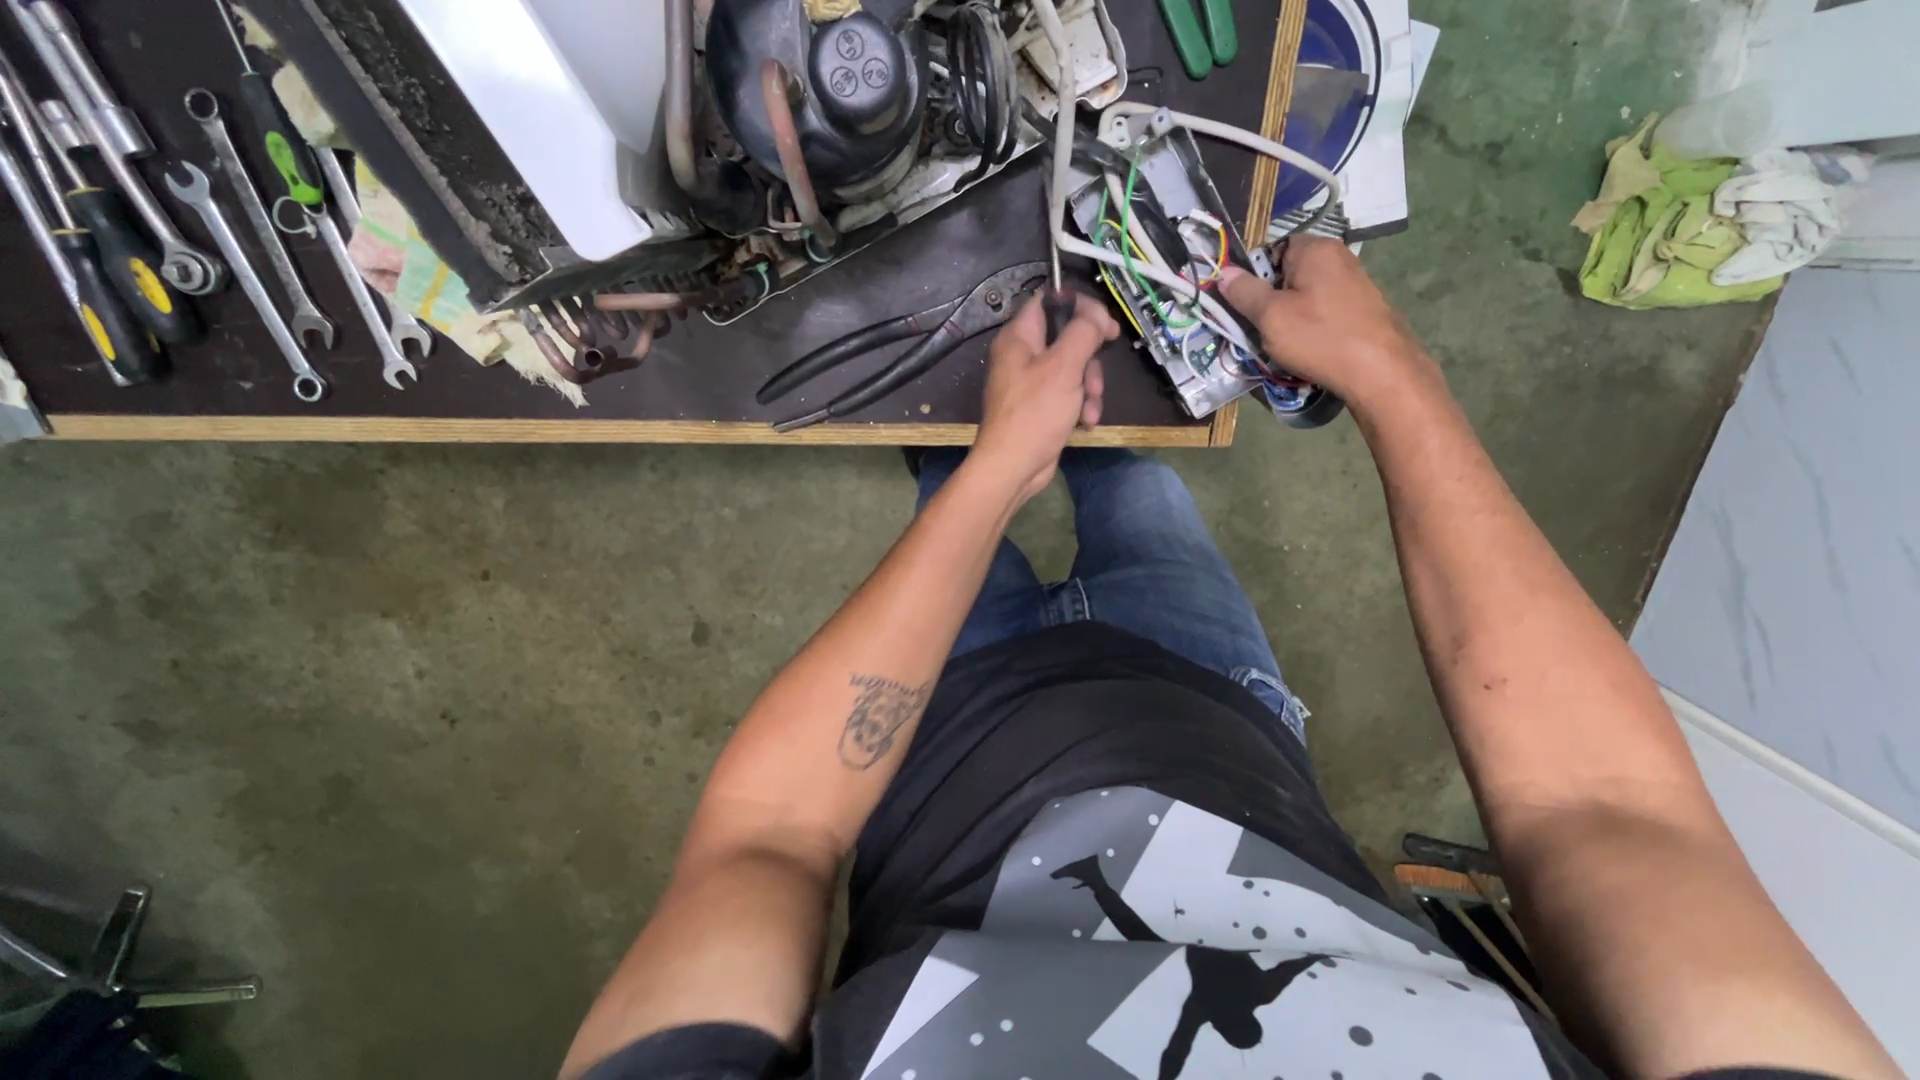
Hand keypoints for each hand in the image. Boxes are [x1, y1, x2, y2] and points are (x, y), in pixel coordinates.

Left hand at [972, 291, 1119, 503]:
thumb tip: (1096, 315)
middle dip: (1089, 361)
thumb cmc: (1035, 413)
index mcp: (1018, 337)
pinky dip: (1080, 405)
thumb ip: (1083, 332)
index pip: (1050, 301)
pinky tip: (1085, 422)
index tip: (1106, 324)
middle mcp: (1022, 355)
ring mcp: (1031, 382)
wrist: (1014, 467)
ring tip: (1089, 408)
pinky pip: (1068, 394)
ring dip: (1089, 387)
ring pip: (1073, 369)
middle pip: (1068, 338)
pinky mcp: (1041, 406)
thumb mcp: (1064, 366)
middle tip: (1095, 378)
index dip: (1080, 306)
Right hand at [1218, 237, 1438, 406]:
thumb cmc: (1320, 337)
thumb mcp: (1271, 317)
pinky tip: (1312, 347)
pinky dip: (1312, 325)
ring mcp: (1354, 280)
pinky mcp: (1363, 305)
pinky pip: (1324, 309)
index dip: (1253, 278)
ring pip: (1305, 294)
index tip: (1246, 307)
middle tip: (1263, 329)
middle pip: (1288, 273)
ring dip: (1290, 316)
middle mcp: (1338, 256)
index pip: (1269, 250)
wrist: (1381, 371)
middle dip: (1271, 300)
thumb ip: (1244, 292)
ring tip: (1287, 343)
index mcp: (1314, 248)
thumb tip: (1223, 273)